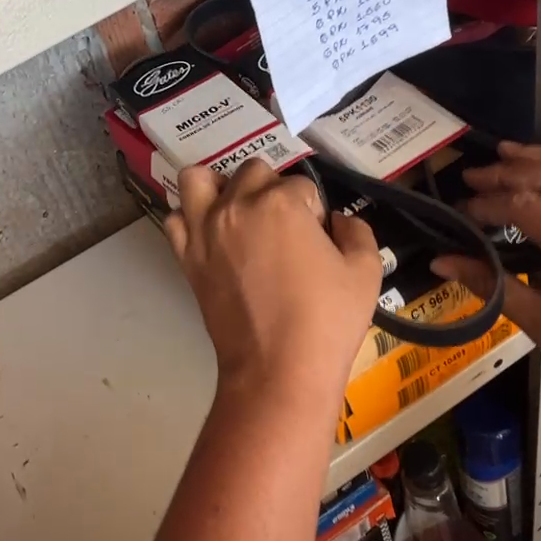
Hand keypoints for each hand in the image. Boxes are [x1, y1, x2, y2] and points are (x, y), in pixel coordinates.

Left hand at [166, 161, 382, 399]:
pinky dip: (188, 219)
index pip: (301, 186)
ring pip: (197, 179)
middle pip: (252, 172)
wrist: (278, 368)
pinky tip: (210, 236)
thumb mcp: (365, 272)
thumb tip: (338, 220)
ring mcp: (205, 229)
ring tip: (237, 211)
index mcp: (281, 202)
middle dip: (272, 190)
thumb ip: (357, 232)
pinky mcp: (186, 256)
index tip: (319, 238)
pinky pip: (174, 219)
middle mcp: (236, 205)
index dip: (314, 210)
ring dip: (217, 186)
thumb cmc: (326, 320)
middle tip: (285, 226)